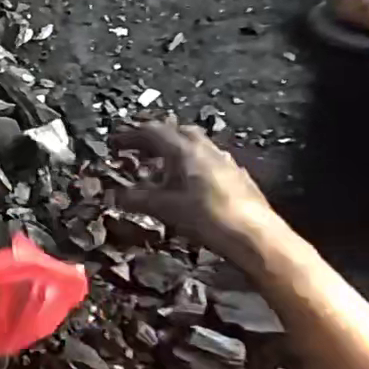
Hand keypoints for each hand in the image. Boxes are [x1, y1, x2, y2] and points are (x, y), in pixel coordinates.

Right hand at [113, 122, 281, 265]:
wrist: (256, 237)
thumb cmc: (205, 217)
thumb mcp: (161, 208)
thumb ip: (134, 198)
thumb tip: (112, 195)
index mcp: (185, 151)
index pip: (153, 131)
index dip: (130, 135)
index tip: (114, 143)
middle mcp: (206, 150)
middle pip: (177, 131)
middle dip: (154, 137)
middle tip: (137, 149)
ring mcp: (225, 162)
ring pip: (196, 144)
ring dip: (174, 149)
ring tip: (159, 165)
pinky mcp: (237, 176)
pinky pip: (208, 159)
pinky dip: (190, 162)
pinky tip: (186, 181)